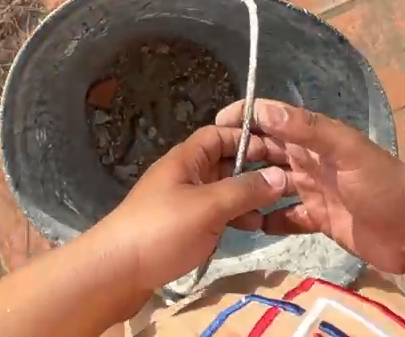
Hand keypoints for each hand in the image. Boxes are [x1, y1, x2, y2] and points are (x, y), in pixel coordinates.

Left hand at [85, 124, 290, 291]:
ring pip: (223, 190)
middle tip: (286, 183)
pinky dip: (234, 217)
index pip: (221, 134)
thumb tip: (280, 176)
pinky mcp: (183, 226)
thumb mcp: (208, 206)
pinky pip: (215, 213)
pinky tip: (251, 229)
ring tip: (273, 211)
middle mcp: (186, 173)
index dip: (248, 137)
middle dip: (253, 170)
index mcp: (187, 157)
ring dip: (246, 197)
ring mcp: (184, 201)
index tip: (278, 150)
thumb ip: (244, 190)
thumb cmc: (162, 227)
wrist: (117, 270)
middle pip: (224, 162)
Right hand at [214, 99, 404, 275]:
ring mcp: (311, 189)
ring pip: (270, 183)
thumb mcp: (345, 148)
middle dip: (239, 153)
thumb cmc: (380, 182)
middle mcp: (308, 158)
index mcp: (313, 136)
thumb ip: (307, 129)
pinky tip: (248, 225)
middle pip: (265, 151)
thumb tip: (264, 110)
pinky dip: (268, 220)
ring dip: (249, 187)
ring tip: (222, 197)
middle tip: (208, 167)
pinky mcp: (317, 219)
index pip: (271, 118)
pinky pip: (285, 217)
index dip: (245, 117)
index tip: (215, 124)